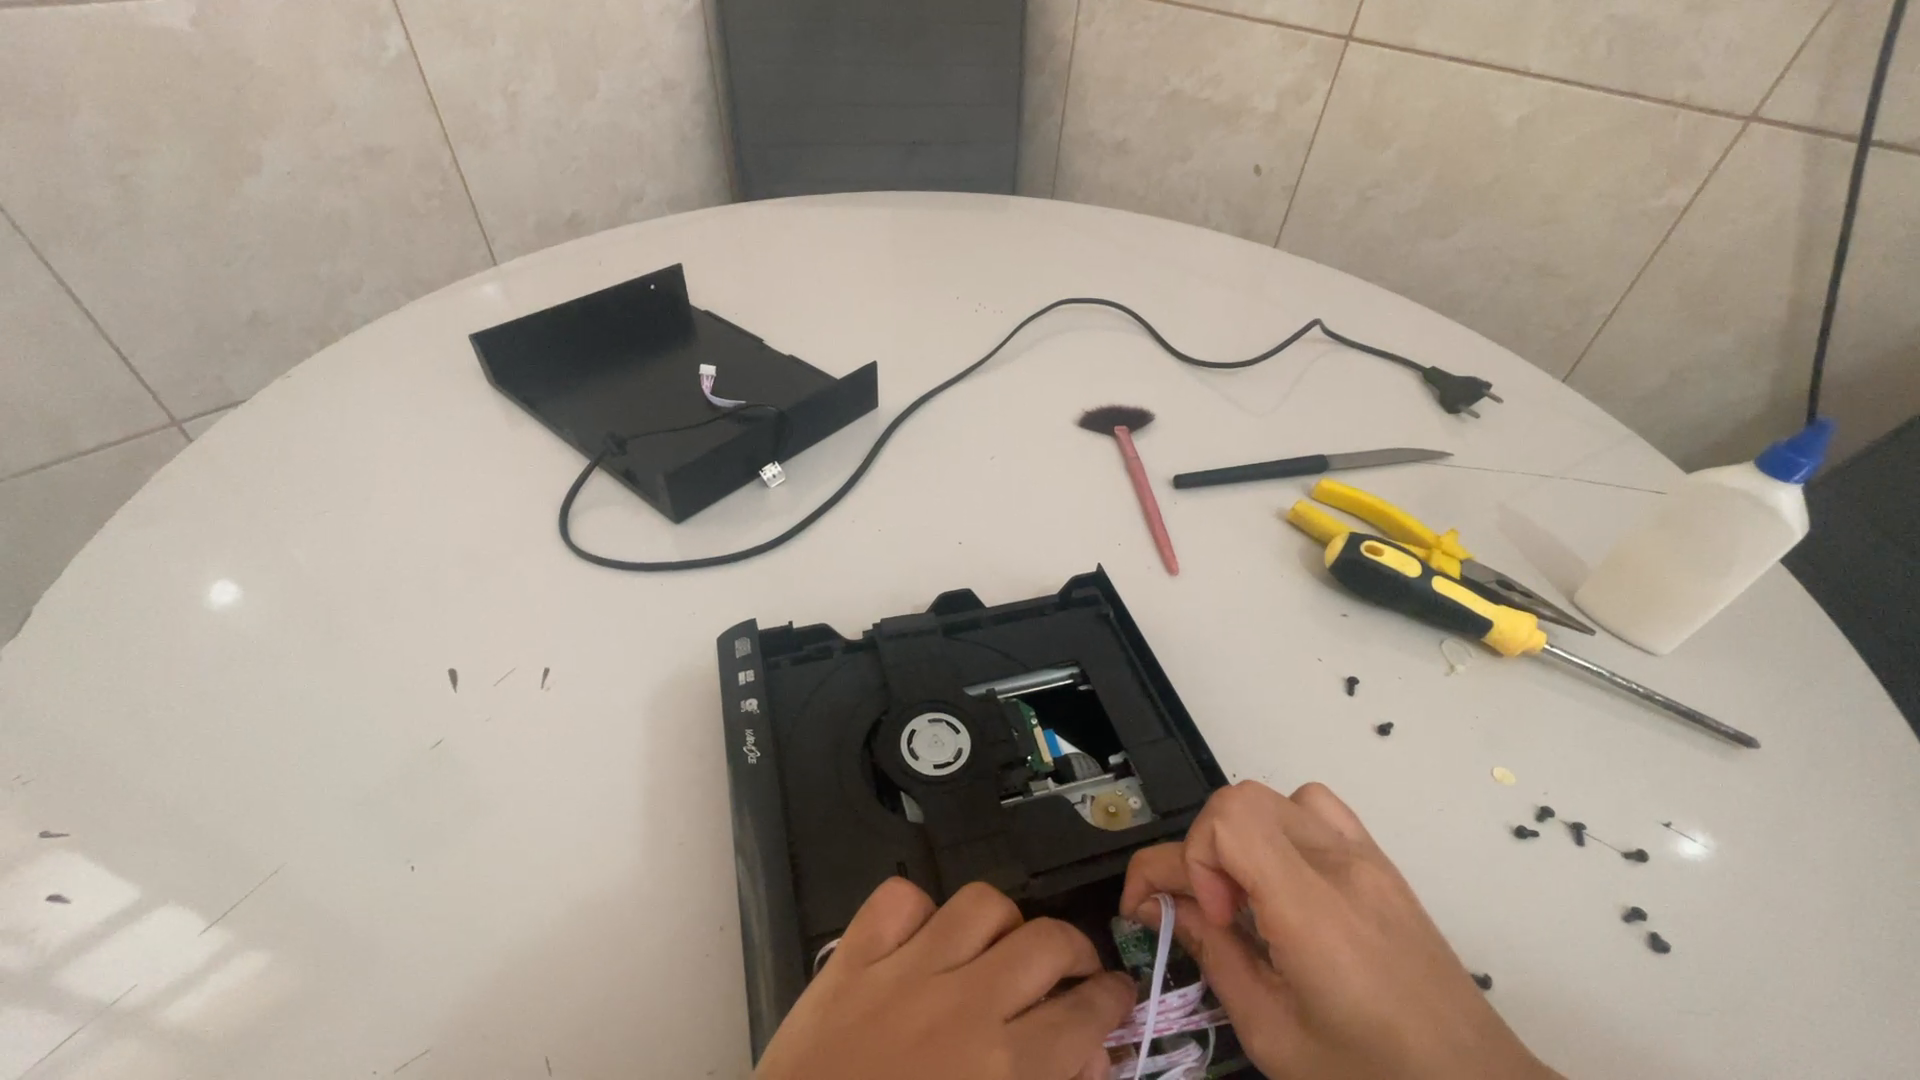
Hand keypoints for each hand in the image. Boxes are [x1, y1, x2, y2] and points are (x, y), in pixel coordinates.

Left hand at [756, 878, 1134, 1079]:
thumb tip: (1088, 1053)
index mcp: (1006, 1065)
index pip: (1085, 1011)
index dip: (1112, 998)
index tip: (1116, 994)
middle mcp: (963, 1004)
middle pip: (1047, 942)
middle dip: (1075, 951)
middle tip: (1072, 970)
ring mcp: (903, 972)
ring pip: (981, 905)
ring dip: (1004, 924)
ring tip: (1001, 948)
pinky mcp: (851, 960)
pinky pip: (898, 899)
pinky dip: (919, 910)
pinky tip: (925, 938)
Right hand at [1121, 781, 1559, 1079]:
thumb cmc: (1370, 1075)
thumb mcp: (1272, 1032)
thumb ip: (1211, 954)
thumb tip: (1158, 903)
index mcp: (1313, 908)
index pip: (1227, 822)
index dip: (1190, 861)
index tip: (1201, 919)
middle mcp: (1340, 863)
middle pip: (1240, 800)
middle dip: (1205, 851)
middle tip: (1217, 915)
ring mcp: (1367, 856)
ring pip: (1274, 797)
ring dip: (1241, 837)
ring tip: (1249, 898)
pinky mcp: (1381, 863)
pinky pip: (1316, 808)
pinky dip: (1281, 828)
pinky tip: (1286, 883)